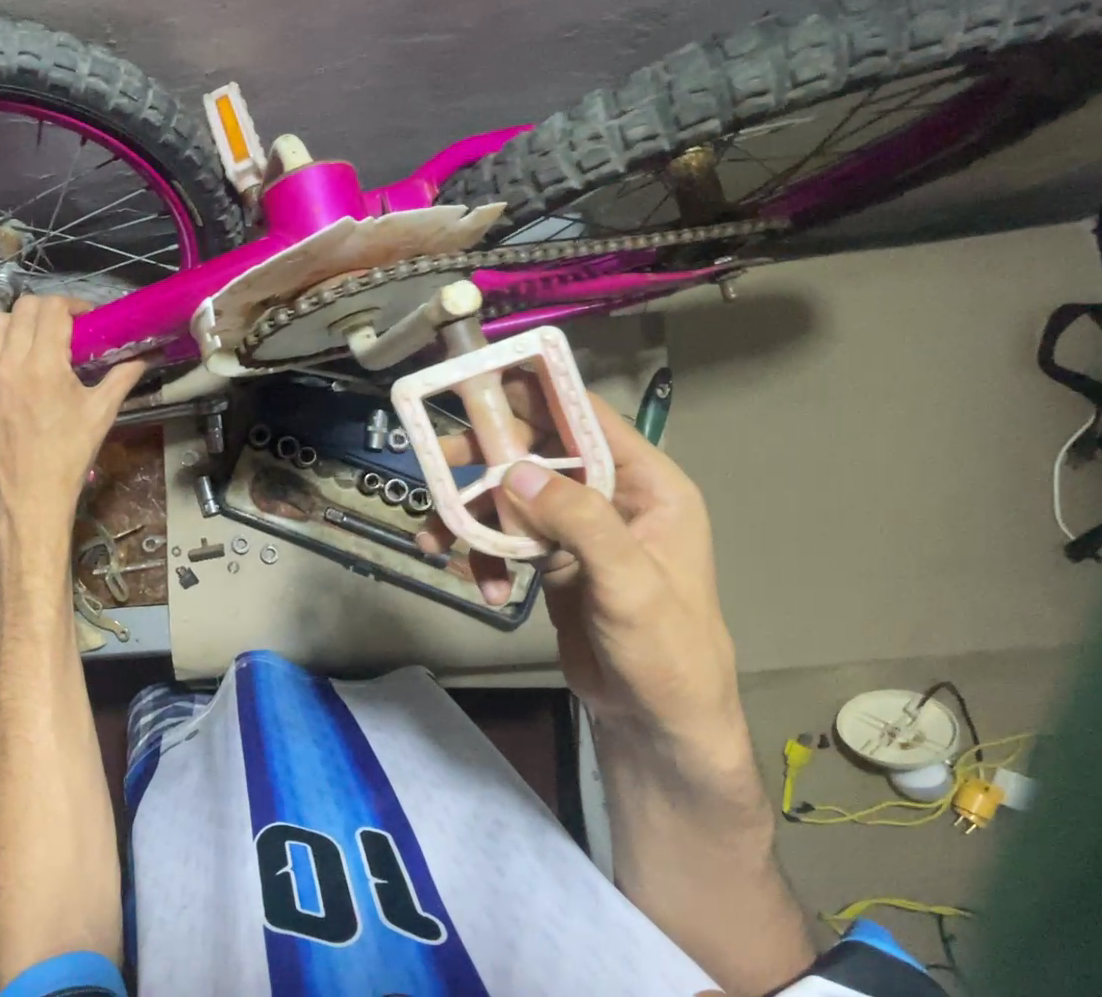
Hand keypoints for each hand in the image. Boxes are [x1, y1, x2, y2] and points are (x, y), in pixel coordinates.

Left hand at [0, 297, 145, 531]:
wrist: (33, 492)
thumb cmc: (71, 453)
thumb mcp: (102, 413)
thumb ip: (122, 376)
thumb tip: (145, 355)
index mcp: (45, 365)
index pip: (53, 309)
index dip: (73, 305)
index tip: (86, 318)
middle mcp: (10, 363)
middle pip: (23, 308)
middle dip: (47, 310)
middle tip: (63, 327)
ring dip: (15, 321)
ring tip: (31, 338)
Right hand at [417, 378, 739, 743]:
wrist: (654, 721)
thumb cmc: (665, 650)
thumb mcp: (629, 583)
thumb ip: (579, 522)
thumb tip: (515, 472)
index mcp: (647, 487)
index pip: (589, 419)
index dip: (538, 394)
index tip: (482, 379)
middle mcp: (610, 498)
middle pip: (537, 454)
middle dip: (485, 460)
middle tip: (436, 461)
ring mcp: (577, 531)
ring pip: (510, 499)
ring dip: (471, 517)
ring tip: (436, 541)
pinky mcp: (551, 562)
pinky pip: (505, 541)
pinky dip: (485, 559)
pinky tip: (486, 590)